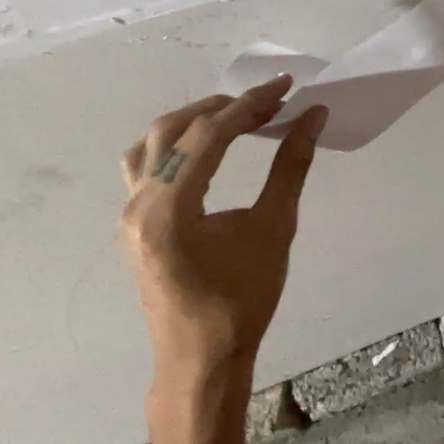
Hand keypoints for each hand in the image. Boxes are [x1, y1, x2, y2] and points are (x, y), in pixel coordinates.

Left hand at [119, 77, 327, 381]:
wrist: (203, 357)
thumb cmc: (242, 298)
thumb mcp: (274, 227)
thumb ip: (291, 166)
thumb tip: (313, 115)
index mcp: (170, 207)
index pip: (210, 134)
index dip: (250, 104)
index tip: (286, 87)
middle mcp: (139, 204)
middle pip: (177, 130)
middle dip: (226, 106)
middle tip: (270, 102)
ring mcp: (131, 214)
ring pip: (154, 143)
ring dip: (196, 120)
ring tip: (238, 117)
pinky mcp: (135, 223)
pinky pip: (145, 165)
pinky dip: (178, 144)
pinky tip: (207, 149)